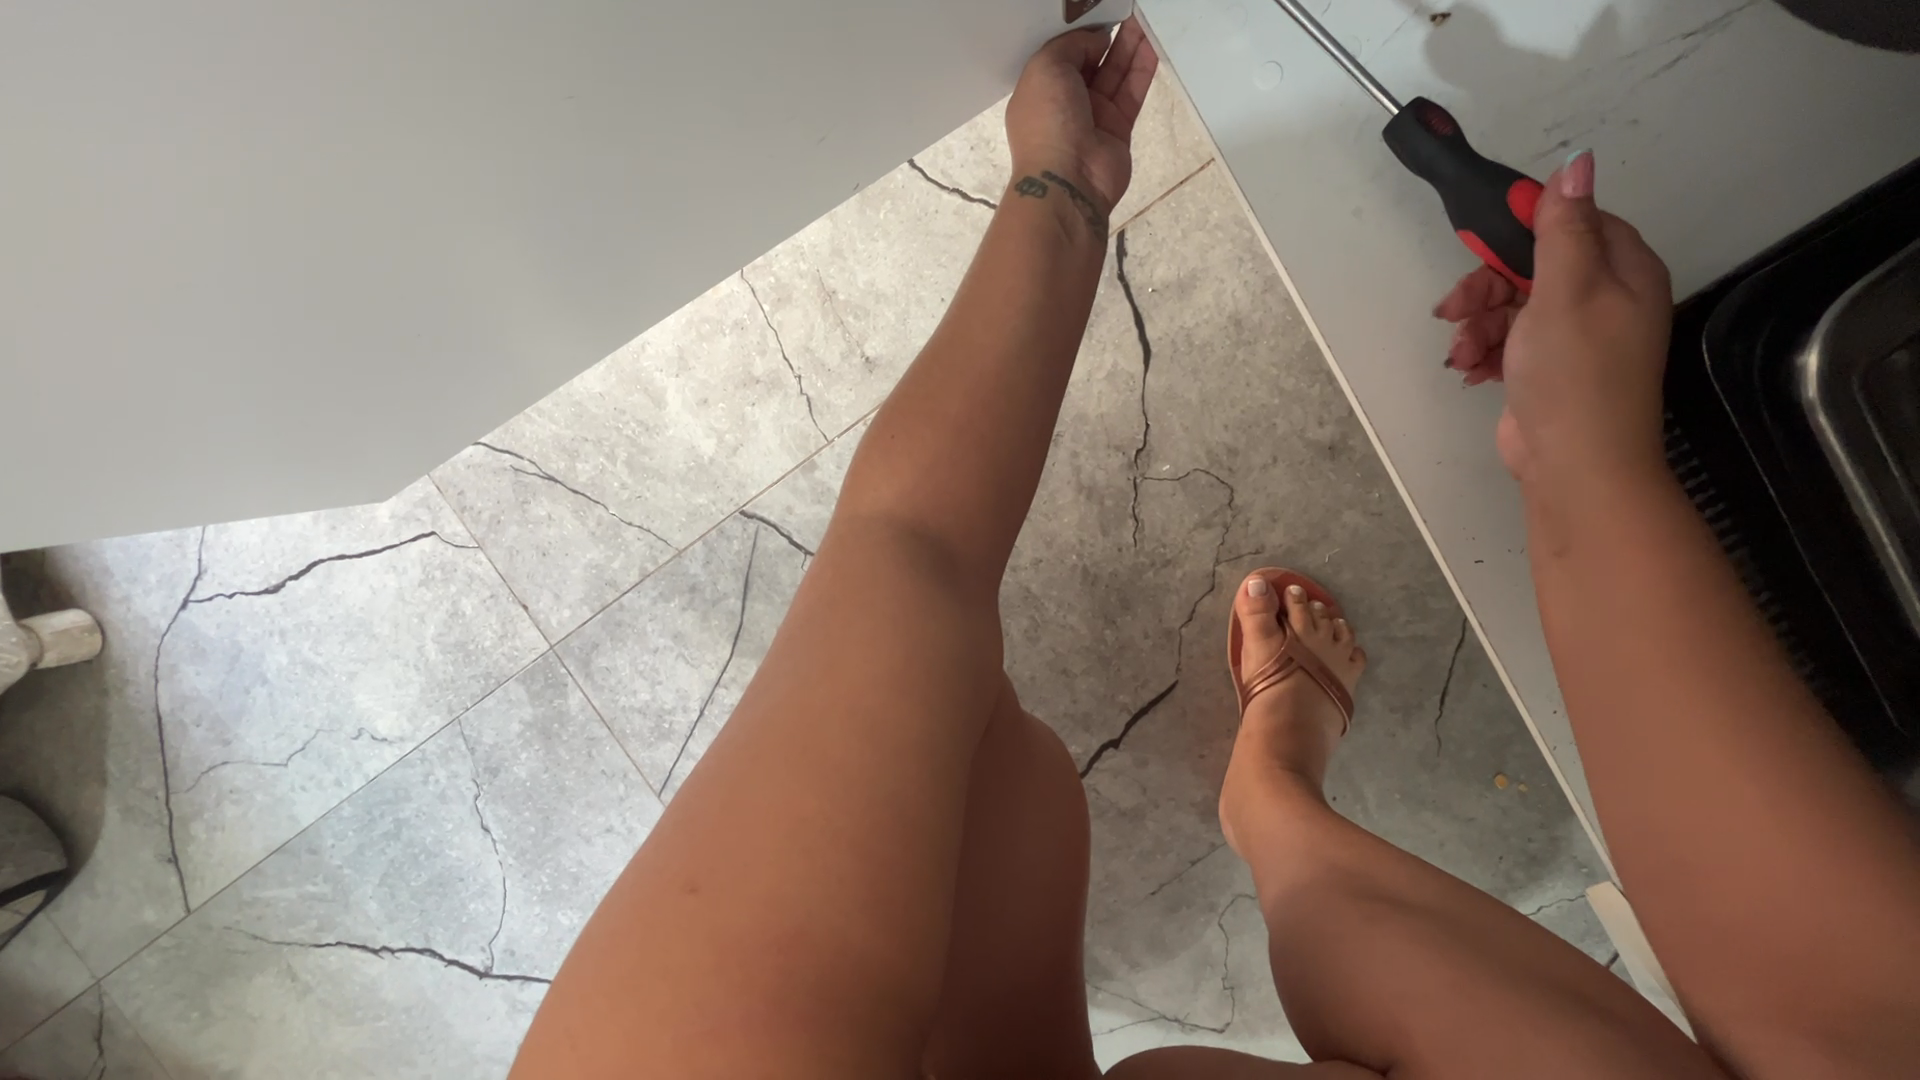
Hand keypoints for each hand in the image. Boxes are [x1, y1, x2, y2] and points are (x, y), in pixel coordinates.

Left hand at [1004, 17, 1157, 222]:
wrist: (1067, 182)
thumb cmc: (1047, 122)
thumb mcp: (1046, 67)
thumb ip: (1071, 44)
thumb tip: (1097, 41)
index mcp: (1039, 91)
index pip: (1061, 56)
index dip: (1079, 34)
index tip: (1098, 14)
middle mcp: (1065, 105)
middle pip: (1091, 62)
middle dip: (1108, 35)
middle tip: (1127, 10)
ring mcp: (1092, 119)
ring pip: (1115, 74)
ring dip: (1130, 45)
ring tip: (1145, 16)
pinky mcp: (1117, 131)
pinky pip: (1132, 92)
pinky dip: (1142, 68)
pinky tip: (1153, 42)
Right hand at [1433, 152, 1673, 485]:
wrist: (1572, 461)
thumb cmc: (1573, 372)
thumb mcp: (1565, 292)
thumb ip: (1562, 230)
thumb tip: (1577, 162)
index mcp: (1621, 272)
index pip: (1574, 225)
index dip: (1524, 228)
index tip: (1478, 242)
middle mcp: (1602, 299)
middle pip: (1530, 269)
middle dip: (1485, 289)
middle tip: (1452, 310)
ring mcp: (1570, 338)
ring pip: (1509, 309)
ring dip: (1476, 326)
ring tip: (1461, 353)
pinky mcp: (1542, 369)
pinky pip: (1504, 343)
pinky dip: (1482, 352)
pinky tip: (1468, 370)